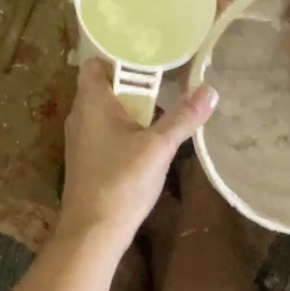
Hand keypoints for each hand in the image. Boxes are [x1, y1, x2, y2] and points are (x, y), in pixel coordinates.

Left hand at [59, 58, 218, 240]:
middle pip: (102, 86)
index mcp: (91, 103)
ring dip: (129, 109)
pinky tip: (144, 142)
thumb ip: (183, 118)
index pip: (94, 64)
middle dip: (132, 84)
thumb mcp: (158, 147)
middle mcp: (79, 116)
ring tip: (159, 109)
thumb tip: (210, 90)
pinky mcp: (85, 161)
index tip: (147, 62)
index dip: (117, 58)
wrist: (92, 233)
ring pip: (103, 112)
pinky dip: (122, 130)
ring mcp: (79, 140)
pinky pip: (103, 132)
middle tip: (163, 83)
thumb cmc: (121, 182)